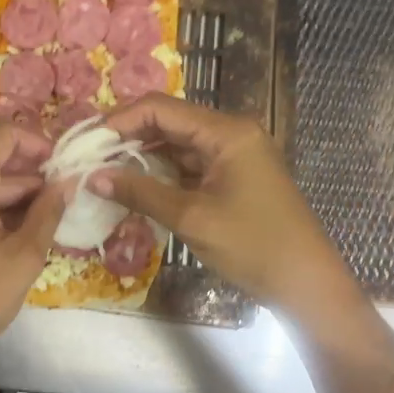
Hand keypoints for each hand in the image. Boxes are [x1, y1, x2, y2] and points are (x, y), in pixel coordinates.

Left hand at [0, 123, 68, 379]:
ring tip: (45, 222)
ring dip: (11, 195)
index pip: (3, 135)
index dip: (37, 142)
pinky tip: (15, 235)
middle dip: (29, 175)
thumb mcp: (24, 256)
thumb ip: (48, 212)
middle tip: (63, 199)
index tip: (62, 164)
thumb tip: (67, 183)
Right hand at [95, 95, 345, 304]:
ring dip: (139, 157)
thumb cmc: (254, 246)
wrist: (307, 284)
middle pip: (166, 122)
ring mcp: (231, 155)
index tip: (86, 144)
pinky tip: (131, 188)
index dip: (119, 121)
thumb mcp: (191, 218)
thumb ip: (140, 192)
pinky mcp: (230, 177)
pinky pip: (186, 165)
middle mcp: (229, 133)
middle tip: (87, 158)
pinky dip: (158, 174)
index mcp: (226, 132)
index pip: (160, 108)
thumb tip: (92, 178)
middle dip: (125, 138)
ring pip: (173, 144)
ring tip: (101, 174)